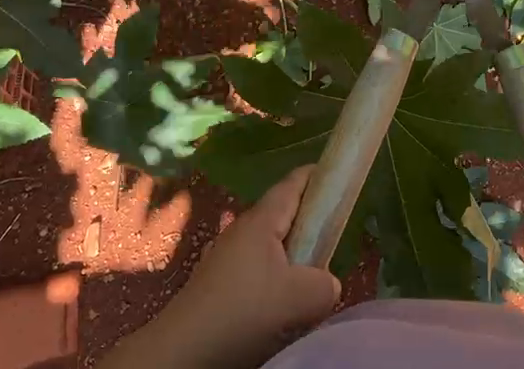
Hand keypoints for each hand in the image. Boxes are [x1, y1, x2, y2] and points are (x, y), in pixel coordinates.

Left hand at [103, 167, 340, 368]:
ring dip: (290, 255)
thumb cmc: (244, 308)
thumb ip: (325, 284)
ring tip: (308, 277)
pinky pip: (255, 270)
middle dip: (307, 221)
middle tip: (332, 236)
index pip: (293, 184)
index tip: (337, 175)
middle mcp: (241, 230)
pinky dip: (273, 278)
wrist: (186, 347)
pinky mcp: (218, 282)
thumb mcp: (299, 297)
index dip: (317, 176)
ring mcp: (226, 255)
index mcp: (261, 220)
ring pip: (268, 245)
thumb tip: (328, 283)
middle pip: (282, 215)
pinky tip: (278, 303)